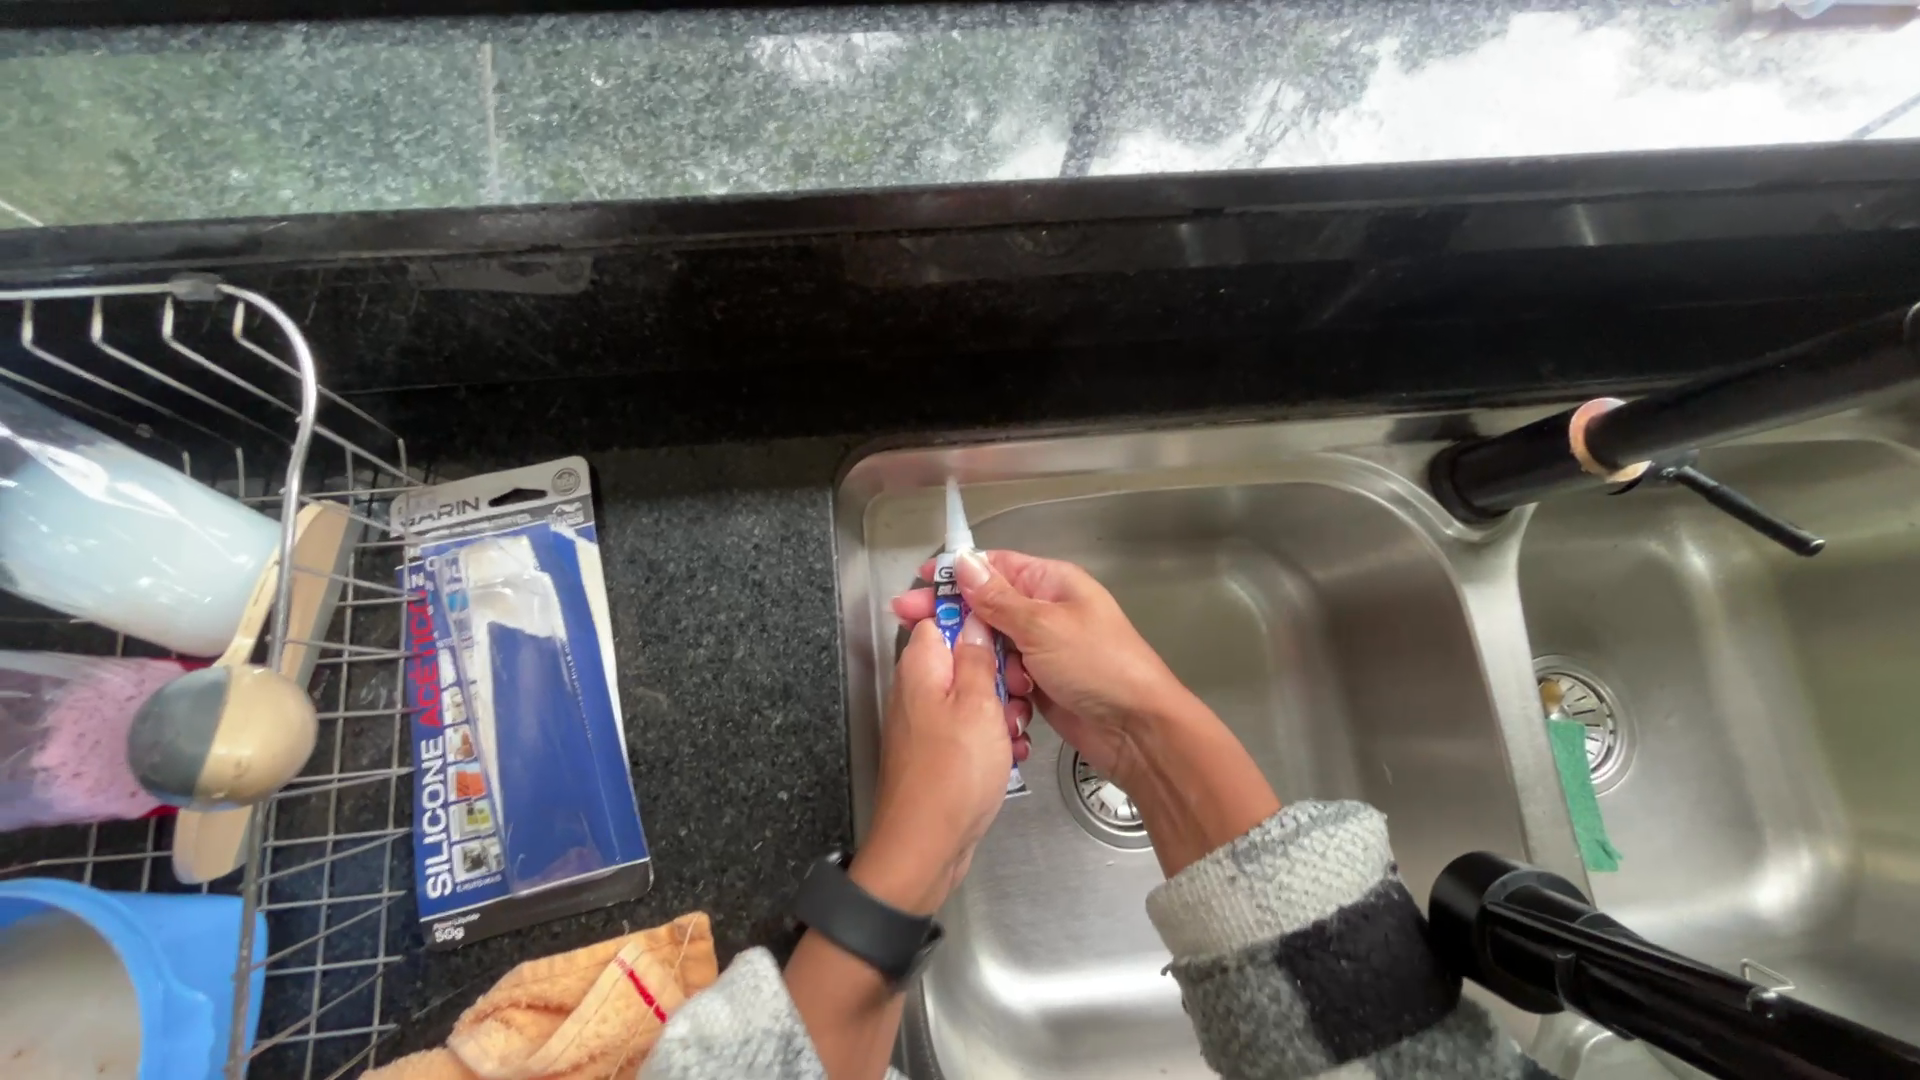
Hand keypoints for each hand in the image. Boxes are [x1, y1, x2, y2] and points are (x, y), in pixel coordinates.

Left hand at [854, 615, 1028, 915]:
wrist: (926, 845)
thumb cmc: (951, 774)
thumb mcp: (977, 704)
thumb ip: (977, 656)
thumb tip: (976, 620)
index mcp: (921, 665)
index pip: (942, 616)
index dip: (978, 620)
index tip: (1007, 635)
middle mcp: (919, 687)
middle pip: (965, 656)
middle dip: (999, 672)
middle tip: (1015, 695)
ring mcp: (929, 720)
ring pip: (975, 694)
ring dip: (1002, 709)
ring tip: (1013, 731)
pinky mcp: (940, 749)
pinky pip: (972, 728)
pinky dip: (993, 738)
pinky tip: (1009, 754)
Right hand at [892, 550, 1278, 877]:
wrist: (1137, 730)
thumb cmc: (1097, 665)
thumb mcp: (1043, 626)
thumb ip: (997, 599)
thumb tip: (963, 562)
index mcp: (1051, 583)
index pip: (994, 567)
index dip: (955, 572)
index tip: (920, 581)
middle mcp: (1044, 611)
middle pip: (986, 605)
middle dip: (953, 615)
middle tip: (910, 619)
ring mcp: (1041, 649)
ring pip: (991, 644)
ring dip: (980, 657)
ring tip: (979, 672)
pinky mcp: (1039, 683)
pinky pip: (1003, 676)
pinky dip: (996, 684)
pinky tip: (993, 697)